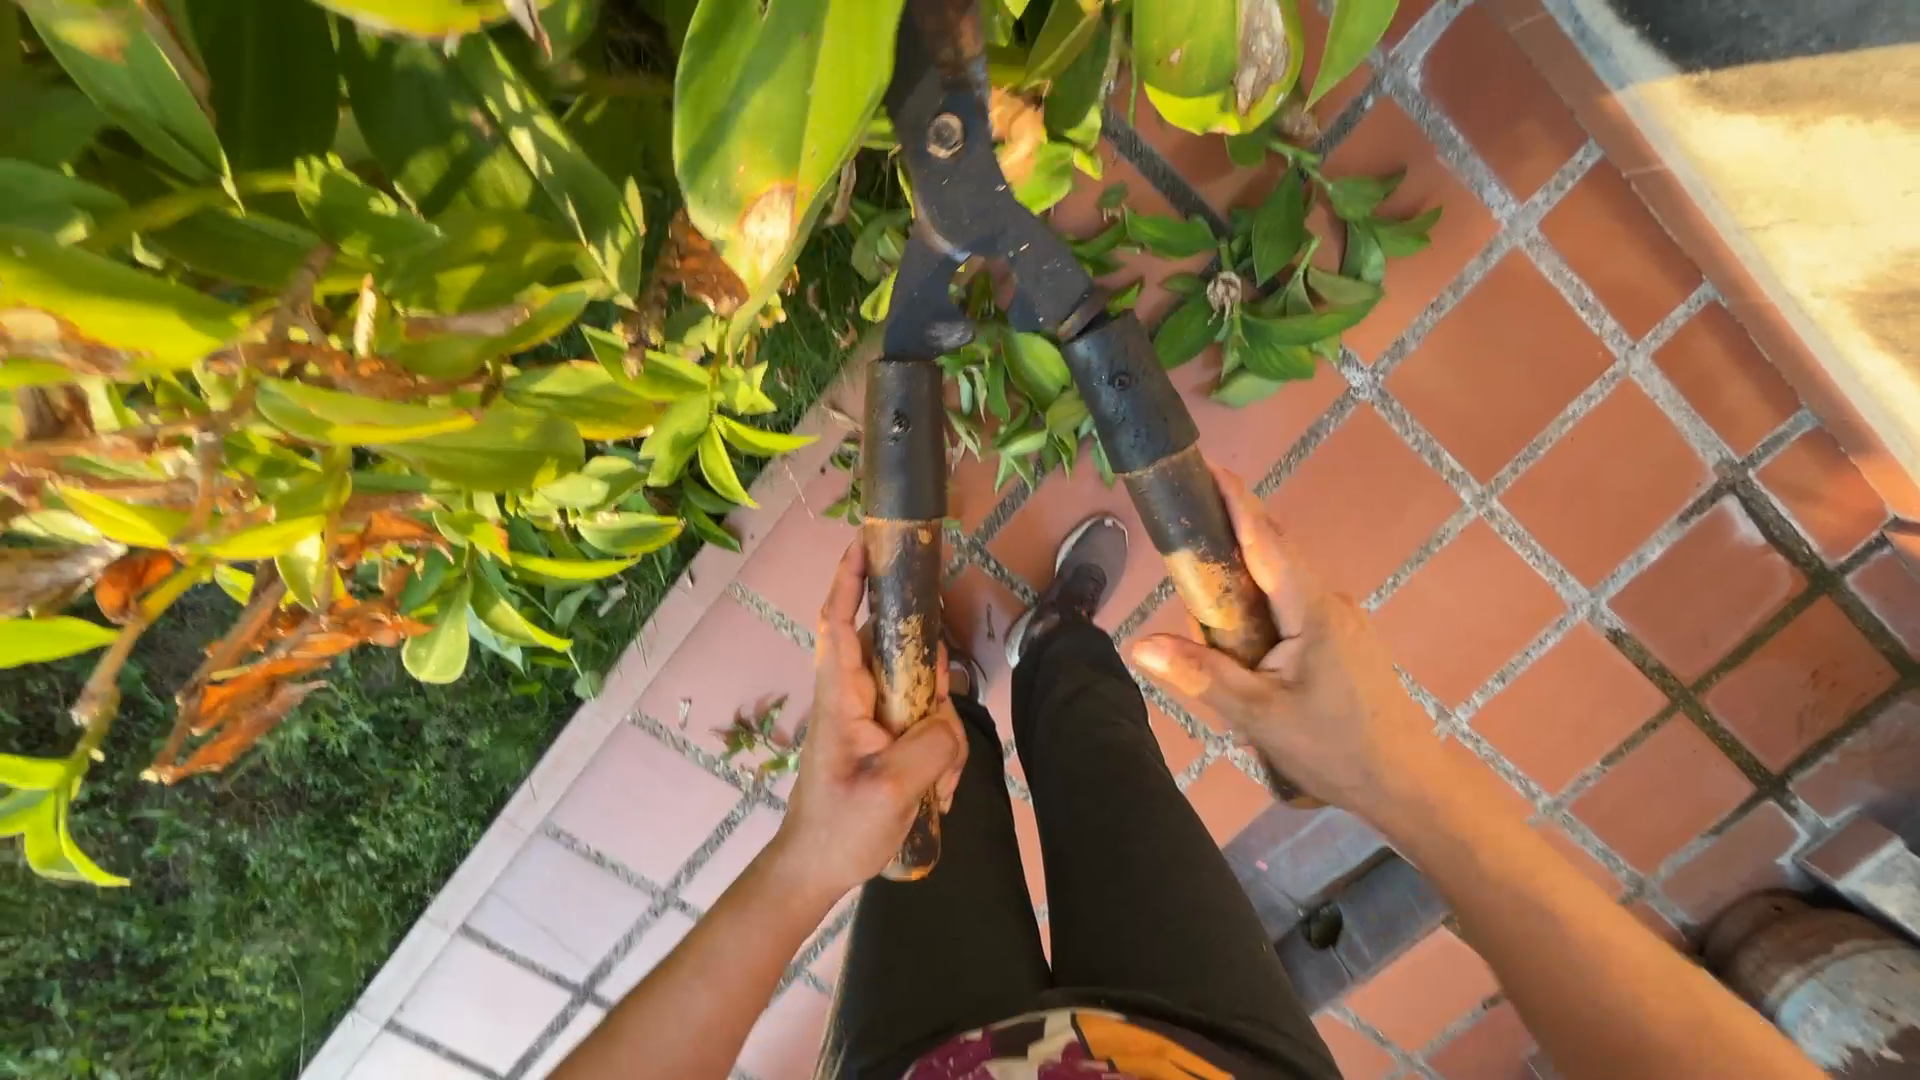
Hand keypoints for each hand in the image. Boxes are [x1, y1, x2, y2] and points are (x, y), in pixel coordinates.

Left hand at [771, 542, 966, 896]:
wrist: (817, 869)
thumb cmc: (839, 828)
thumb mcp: (890, 791)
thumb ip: (930, 746)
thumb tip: (949, 717)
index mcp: (841, 697)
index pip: (837, 622)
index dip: (848, 579)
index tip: (864, 542)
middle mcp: (855, 696)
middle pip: (894, 650)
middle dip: (926, 668)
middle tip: (941, 697)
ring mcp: (873, 717)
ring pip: (919, 691)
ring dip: (939, 729)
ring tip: (940, 779)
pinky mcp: (887, 738)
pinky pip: (926, 724)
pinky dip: (941, 750)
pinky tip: (940, 790)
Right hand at [1129, 465, 1443, 816]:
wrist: (1409, 784)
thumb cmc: (1335, 747)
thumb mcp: (1258, 715)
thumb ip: (1201, 674)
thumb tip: (1139, 644)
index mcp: (1311, 610)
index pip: (1267, 541)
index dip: (1236, 501)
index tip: (1209, 467)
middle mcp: (1330, 603)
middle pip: (1275, 552)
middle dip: (1233, 527)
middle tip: (1186, 518)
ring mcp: (1341, 621)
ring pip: (1283, 582)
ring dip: (1244, 571)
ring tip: (1199, 580)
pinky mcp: (1342, 641)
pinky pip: (1293, 604)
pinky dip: (1260, 599)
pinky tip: (1239, 628)